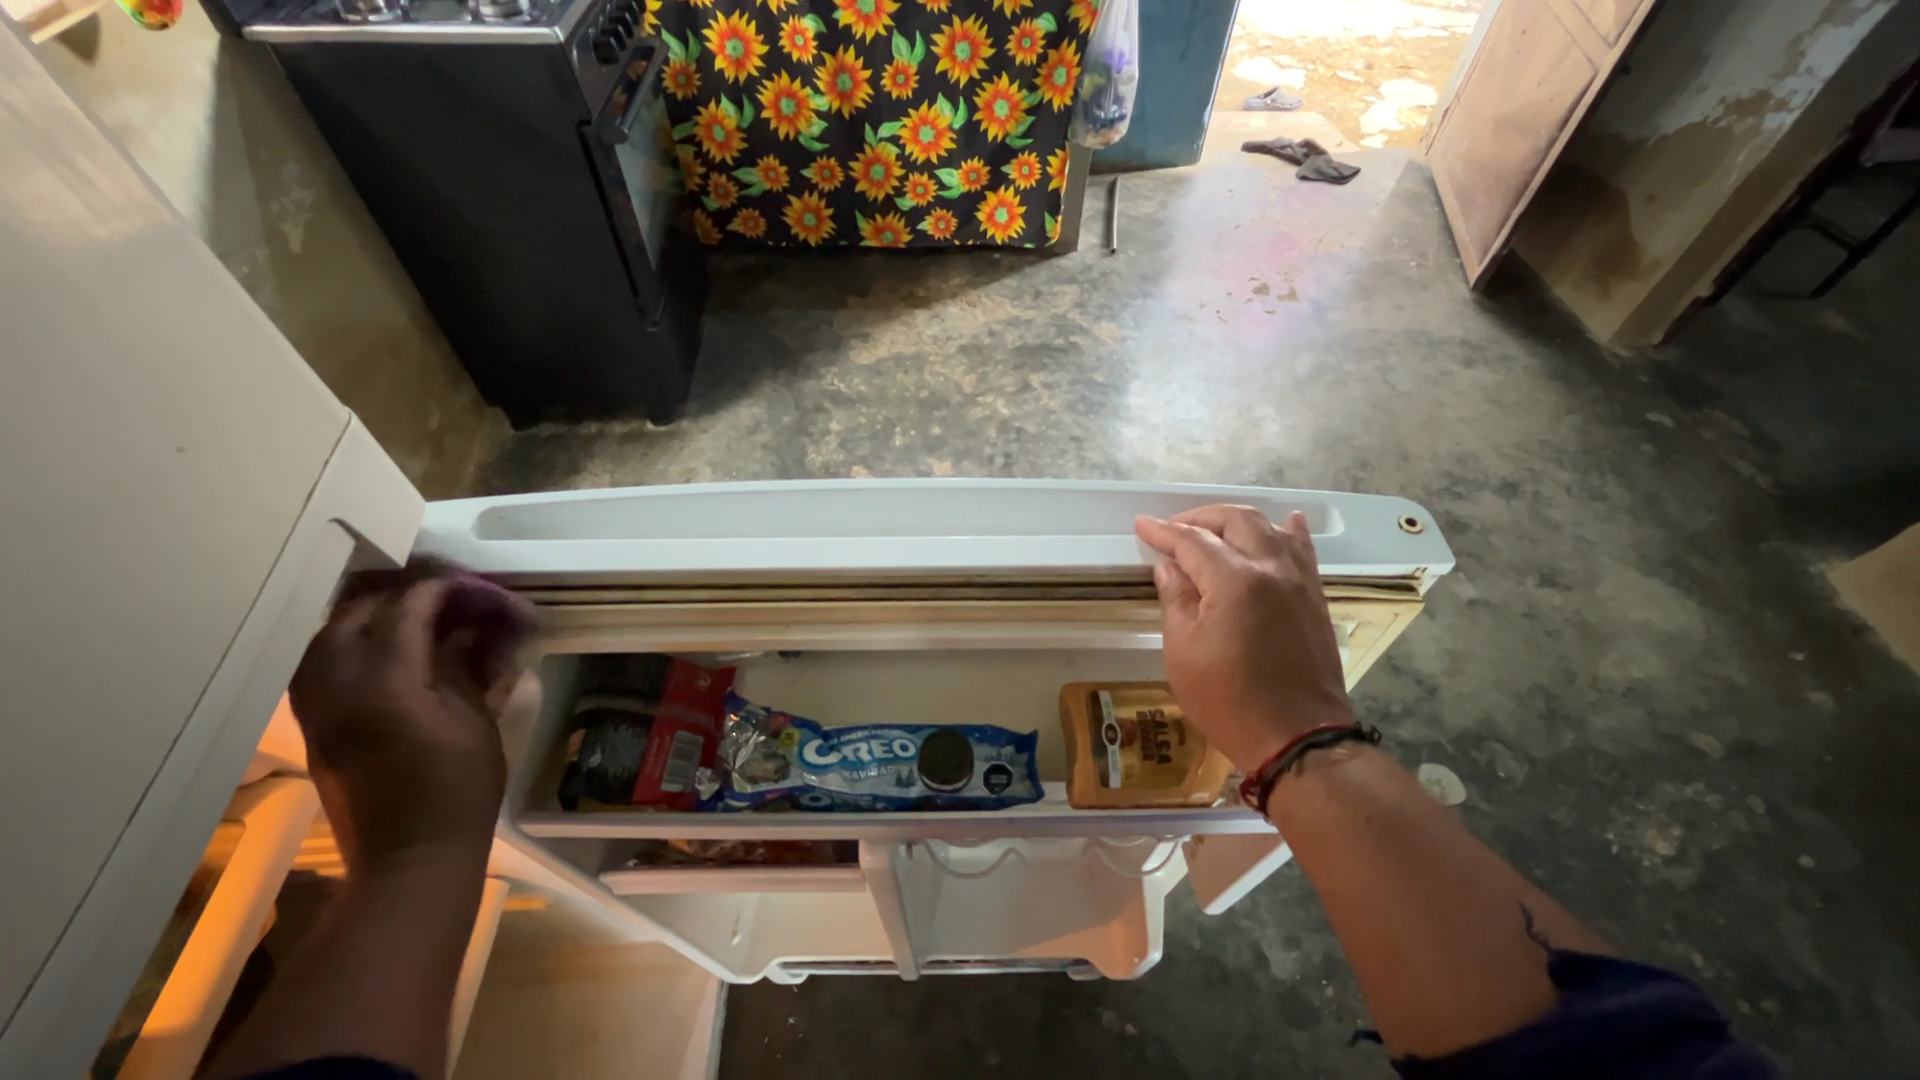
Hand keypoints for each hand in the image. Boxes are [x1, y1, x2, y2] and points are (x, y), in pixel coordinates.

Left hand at [289, 575, 533, 877]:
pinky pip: (317, 667)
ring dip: (365, 617)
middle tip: (442, 595)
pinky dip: (345, 645)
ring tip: (407, 615)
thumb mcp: (476, 723)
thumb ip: (462, 668)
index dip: (440, 590)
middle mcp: (339, 688)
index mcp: (387, 684)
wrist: (410, 859)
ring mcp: (318, 709)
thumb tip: (464, 631)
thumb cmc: (459, 792)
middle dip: (399, 596)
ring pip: (326, 638)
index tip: (470, 585)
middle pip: (356, 616)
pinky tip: (378, 651)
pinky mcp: (314, 729)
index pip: (406, 611)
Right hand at [1134, 505, 1354, 771]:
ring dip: (1237, 521)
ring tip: (1214, 527)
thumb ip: (1176, 600)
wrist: (1297, 737)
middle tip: (1173, 528)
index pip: (1193, 541)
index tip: (1142, 525)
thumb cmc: (1228, 700)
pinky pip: (1303, 551)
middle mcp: (1271, 569)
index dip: (1164, 532)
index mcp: (1234, 581)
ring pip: (1270, 529)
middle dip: (1200, 517)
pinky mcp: (1315, 598)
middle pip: (1235, 521)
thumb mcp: (1184, 652)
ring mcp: (1299, 581)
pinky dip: (1289, 532)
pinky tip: (1287, 522)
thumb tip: (1170, 567)